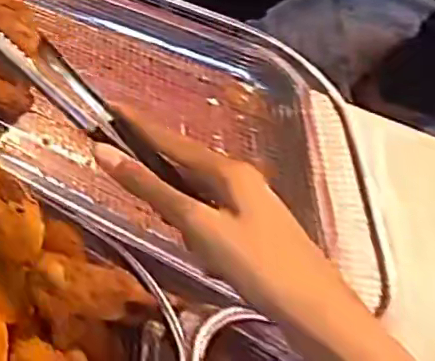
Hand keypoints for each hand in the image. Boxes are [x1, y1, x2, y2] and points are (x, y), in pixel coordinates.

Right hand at [98, 112, 409, 360]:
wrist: (332, 328)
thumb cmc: (263, 268)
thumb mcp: (198, 226)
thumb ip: (149, 187)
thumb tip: (101, 150)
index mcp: (226, 170)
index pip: (167, 137)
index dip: (134, 122)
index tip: (105, 105)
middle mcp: (240, 180)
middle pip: (180, 164)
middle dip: (152, 169)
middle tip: (121, 170)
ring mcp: (252, 208)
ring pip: (195, 193)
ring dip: (176, 206)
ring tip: (170, 227)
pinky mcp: (257, 234)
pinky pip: (210, 216)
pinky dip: (195, 227)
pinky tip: (200, 253)